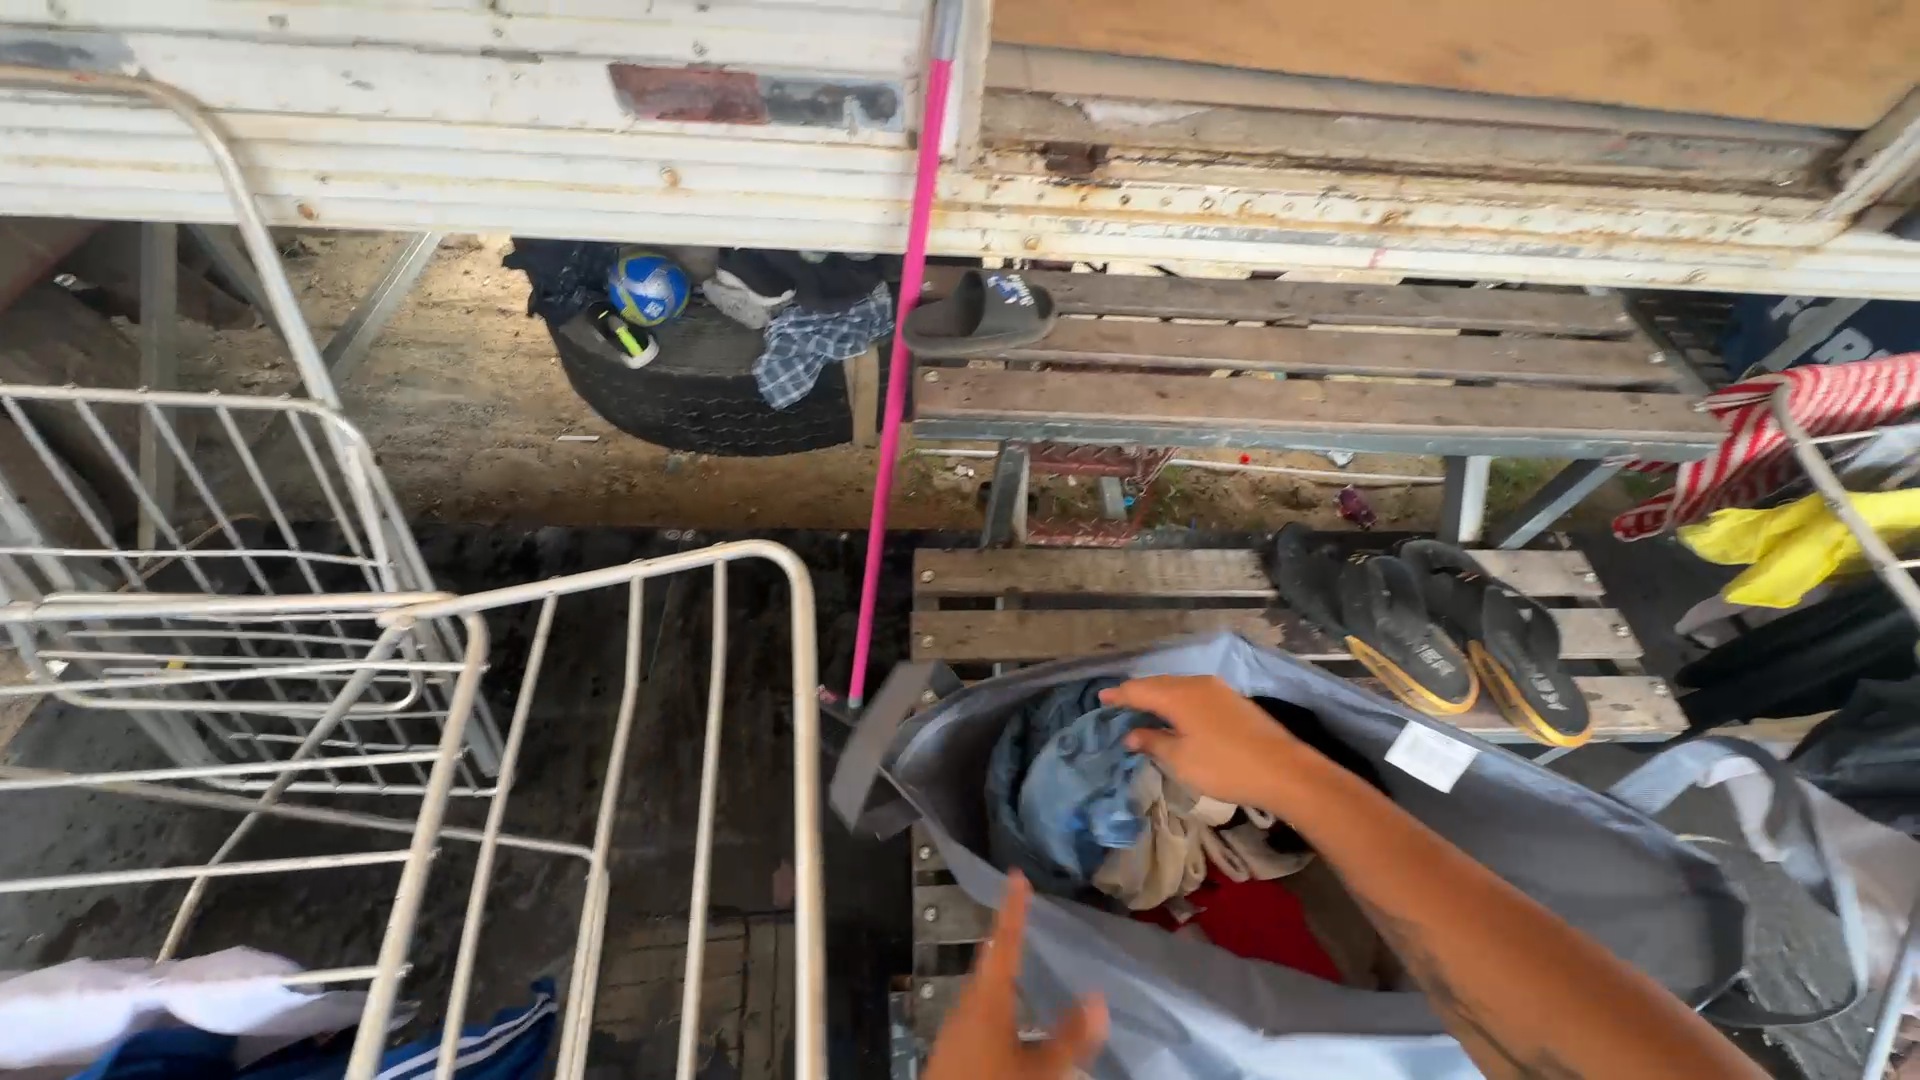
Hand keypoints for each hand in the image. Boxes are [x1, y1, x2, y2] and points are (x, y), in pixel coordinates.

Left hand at [924, 873, 1106, 1079]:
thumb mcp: (1041, 1073)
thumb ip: (1070, 1037)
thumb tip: (1098, 997)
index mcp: (988, 1001)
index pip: (1005, 943)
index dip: (1013, 909)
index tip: (1016, 877)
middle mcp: (966, 1006)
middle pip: (989, 963)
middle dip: (1006, 939)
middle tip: (1022, 913)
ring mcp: (954, 1029)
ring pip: (982, 990)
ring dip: (1001, 972)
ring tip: (1018, 958)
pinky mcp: (951, 1051)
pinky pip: (977, 1012)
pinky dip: (995, 1002)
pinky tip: (1006, 1019)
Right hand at [1102, 675, 1307, 808]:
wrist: (1284, 770)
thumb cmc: (1225, 766)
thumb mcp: (1182, 760)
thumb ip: (1153, 742)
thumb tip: (1131, 734)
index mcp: (1178, 695)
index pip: (1139, 689)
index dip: (1118, 695)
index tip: (1101, 699)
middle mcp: (1196, 684)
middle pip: (1158, 684)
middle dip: (1137, 692)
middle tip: (1119, 703)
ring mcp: (1218, 689)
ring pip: (1178, 686)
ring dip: (1159, 696)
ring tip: (1144, 708)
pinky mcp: (1233, 700)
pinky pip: (1194, 692)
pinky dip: (1178, 700)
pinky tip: (1176, 714)